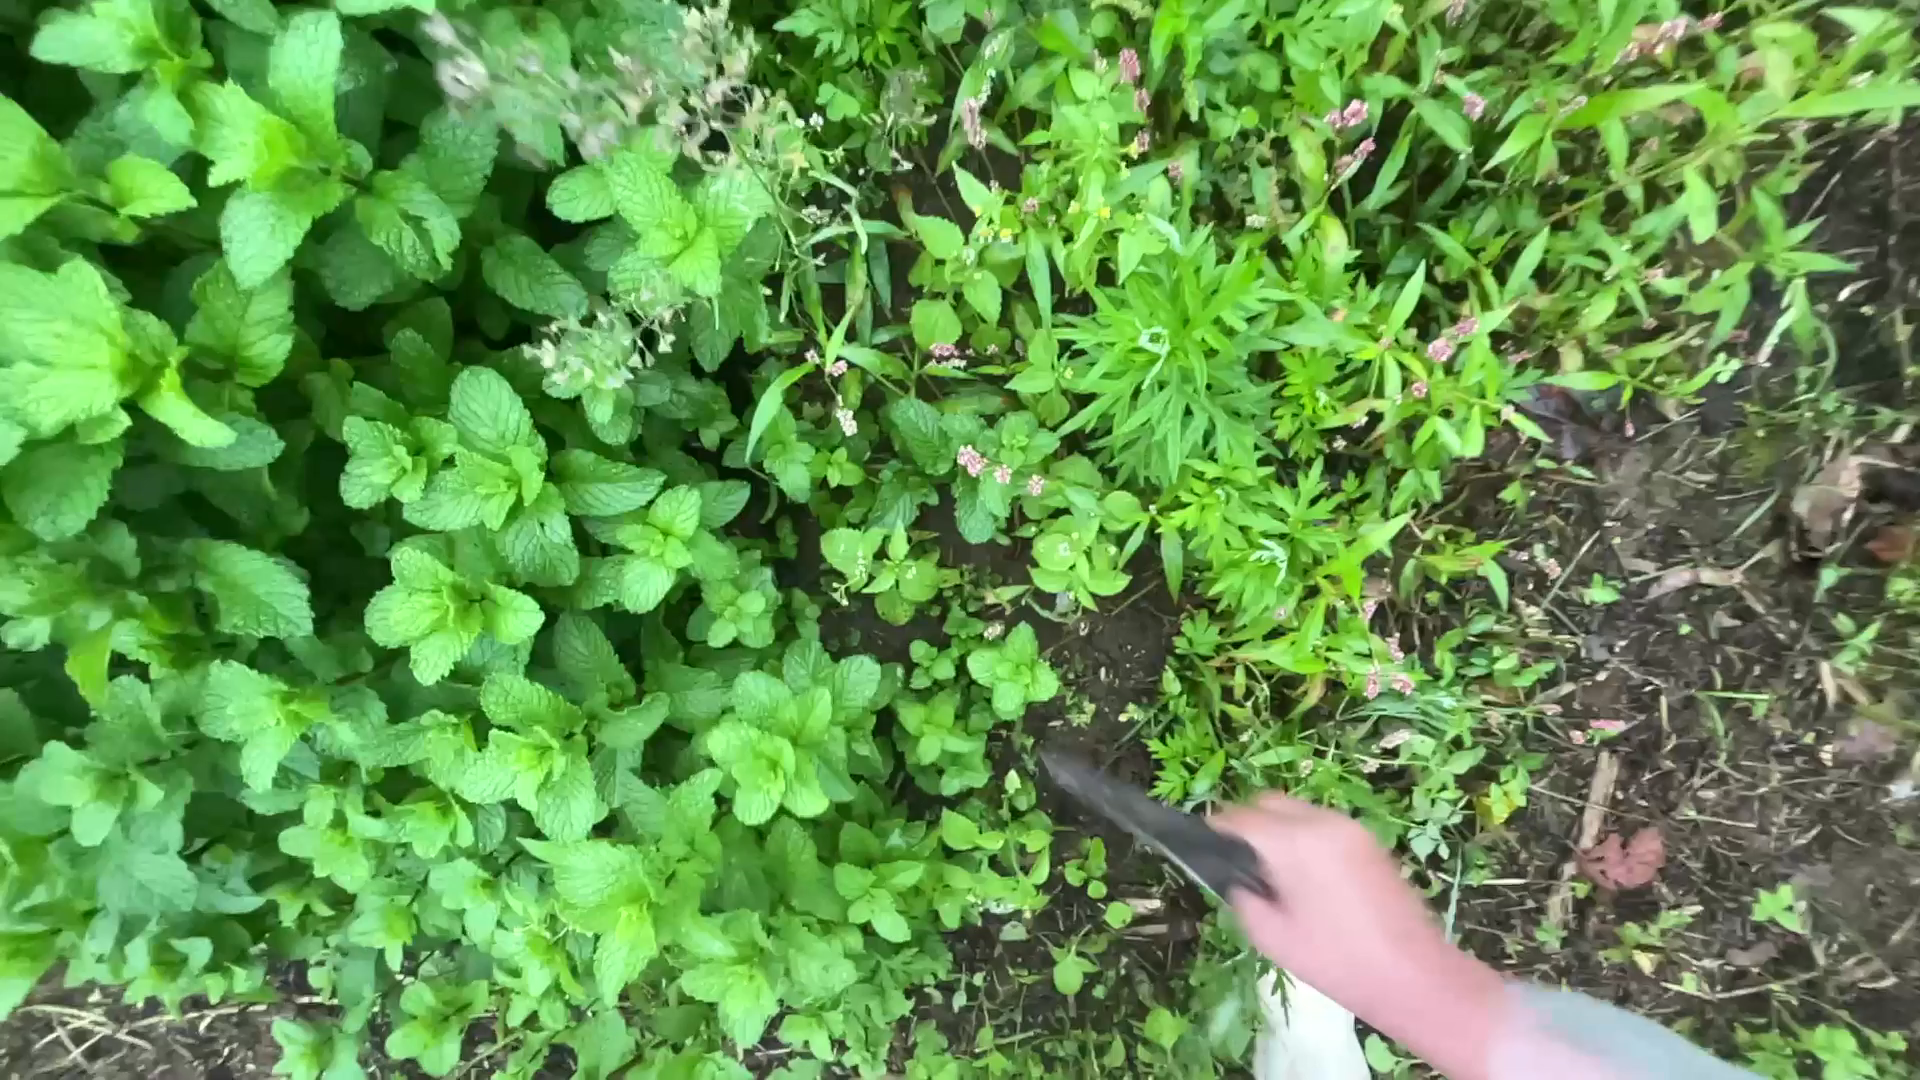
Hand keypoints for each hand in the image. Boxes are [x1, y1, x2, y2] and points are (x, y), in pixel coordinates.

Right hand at [1213, 793, 1506, 1079]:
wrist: (1418, 978)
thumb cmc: (1338, 962)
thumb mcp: (1271, 936)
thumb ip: (1240, 894)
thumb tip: (1234, 874)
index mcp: (1293, 843)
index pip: (1239, 817)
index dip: (1214, 827)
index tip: (1202, 842)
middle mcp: (1319, 821)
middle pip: (1264, 801)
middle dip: (1244, 820)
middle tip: (1236, 856)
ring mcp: (1346, 826)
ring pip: (1291, 807)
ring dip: (1273, 824)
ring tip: (1271, 864)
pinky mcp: (1366, 837)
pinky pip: (1317, 820)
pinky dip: (1299, 832)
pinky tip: (1303, 869)